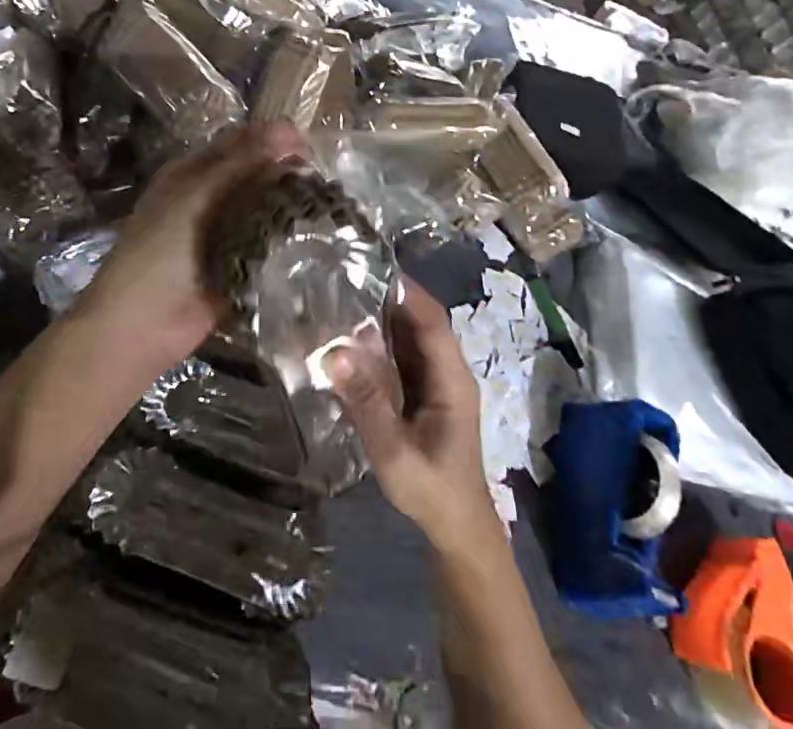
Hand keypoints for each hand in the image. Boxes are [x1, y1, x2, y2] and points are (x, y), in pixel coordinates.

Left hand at [74, 121, 309, 368]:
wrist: (142, 323)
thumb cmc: (160, 250)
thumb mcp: (198, 195)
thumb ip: (242, 162)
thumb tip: (289, 128)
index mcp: (193, 173)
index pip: (241, 144)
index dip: (275, 141)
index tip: (311, 149)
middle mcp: (210, 198)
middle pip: (257, 178)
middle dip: (288, 176)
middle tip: (324, 184)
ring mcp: (226, 233)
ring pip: (267, 211)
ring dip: (292, 209)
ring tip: (327, 208)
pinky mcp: (241, 265)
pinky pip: (269, 246)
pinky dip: (288, 242)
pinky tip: (315, 239)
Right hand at [331, 281, 500, 552]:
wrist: (456, 524)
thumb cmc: (430, 487)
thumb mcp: (394, 448)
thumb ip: (366, 402)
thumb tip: (335, 353)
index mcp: (452, 378)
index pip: (432, 321)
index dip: (406, 293)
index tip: (372, 268)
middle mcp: (450, 372)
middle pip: (423, 324)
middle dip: (390, 302)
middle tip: (347, 282)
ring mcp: (440, 384)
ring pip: (414, 341)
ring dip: (385, 323)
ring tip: (344, 303)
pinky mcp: (428, 396)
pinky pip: (407, 360)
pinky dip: (384, 347)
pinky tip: (355, 344)